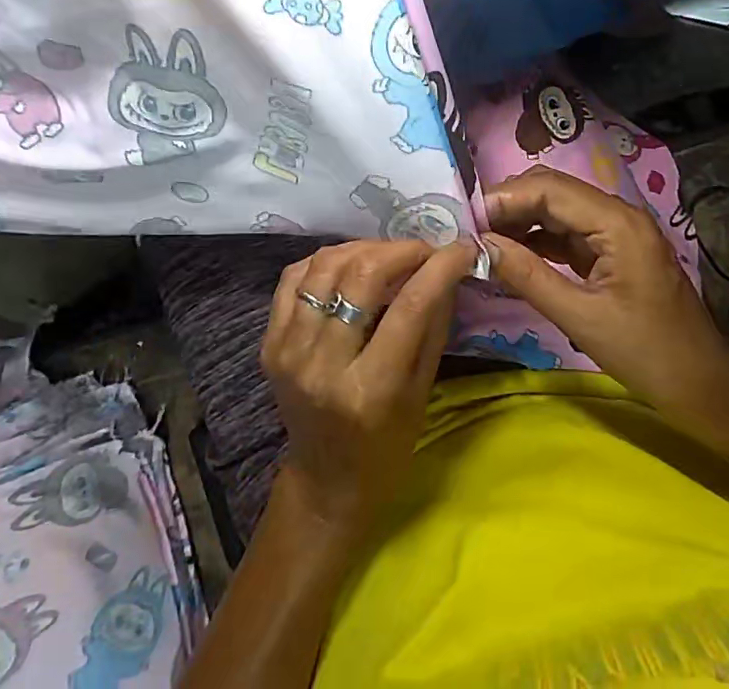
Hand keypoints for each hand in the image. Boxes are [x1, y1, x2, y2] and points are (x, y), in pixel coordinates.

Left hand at [261, 239, 479, 532]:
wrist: (326, 478)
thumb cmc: (387, 445)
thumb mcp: (422, 393)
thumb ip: (433, 326)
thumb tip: (447, 269)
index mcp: (370, 389)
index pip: (409, 306)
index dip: (439, 267)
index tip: (460, 248)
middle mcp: (322, 365)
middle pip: (361, 275)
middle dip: (401, 250)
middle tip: (424, 250)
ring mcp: (287, 350)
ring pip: (324, 266)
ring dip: (363, 248)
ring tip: (389, 254)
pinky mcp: (268, 342)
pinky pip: (293, 278)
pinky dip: (324, 261)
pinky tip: (349, 265)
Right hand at [482, 167, 728, 418]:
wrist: (701, 385)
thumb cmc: (646, 353)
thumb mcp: (579, 317)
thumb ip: (527, 276)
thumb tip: (480, 246)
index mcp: (617, 223)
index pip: (549, 189)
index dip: (504, 198)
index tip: (465, 219)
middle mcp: (617, 216)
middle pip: (552, 191)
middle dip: (508, 205)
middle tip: (467, 228)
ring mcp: (615, 233)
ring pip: (556, 210)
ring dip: (519, 221)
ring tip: (480, 240)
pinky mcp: (611, 252)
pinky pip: (565, 233)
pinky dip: (536, 240)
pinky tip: (508, 254)